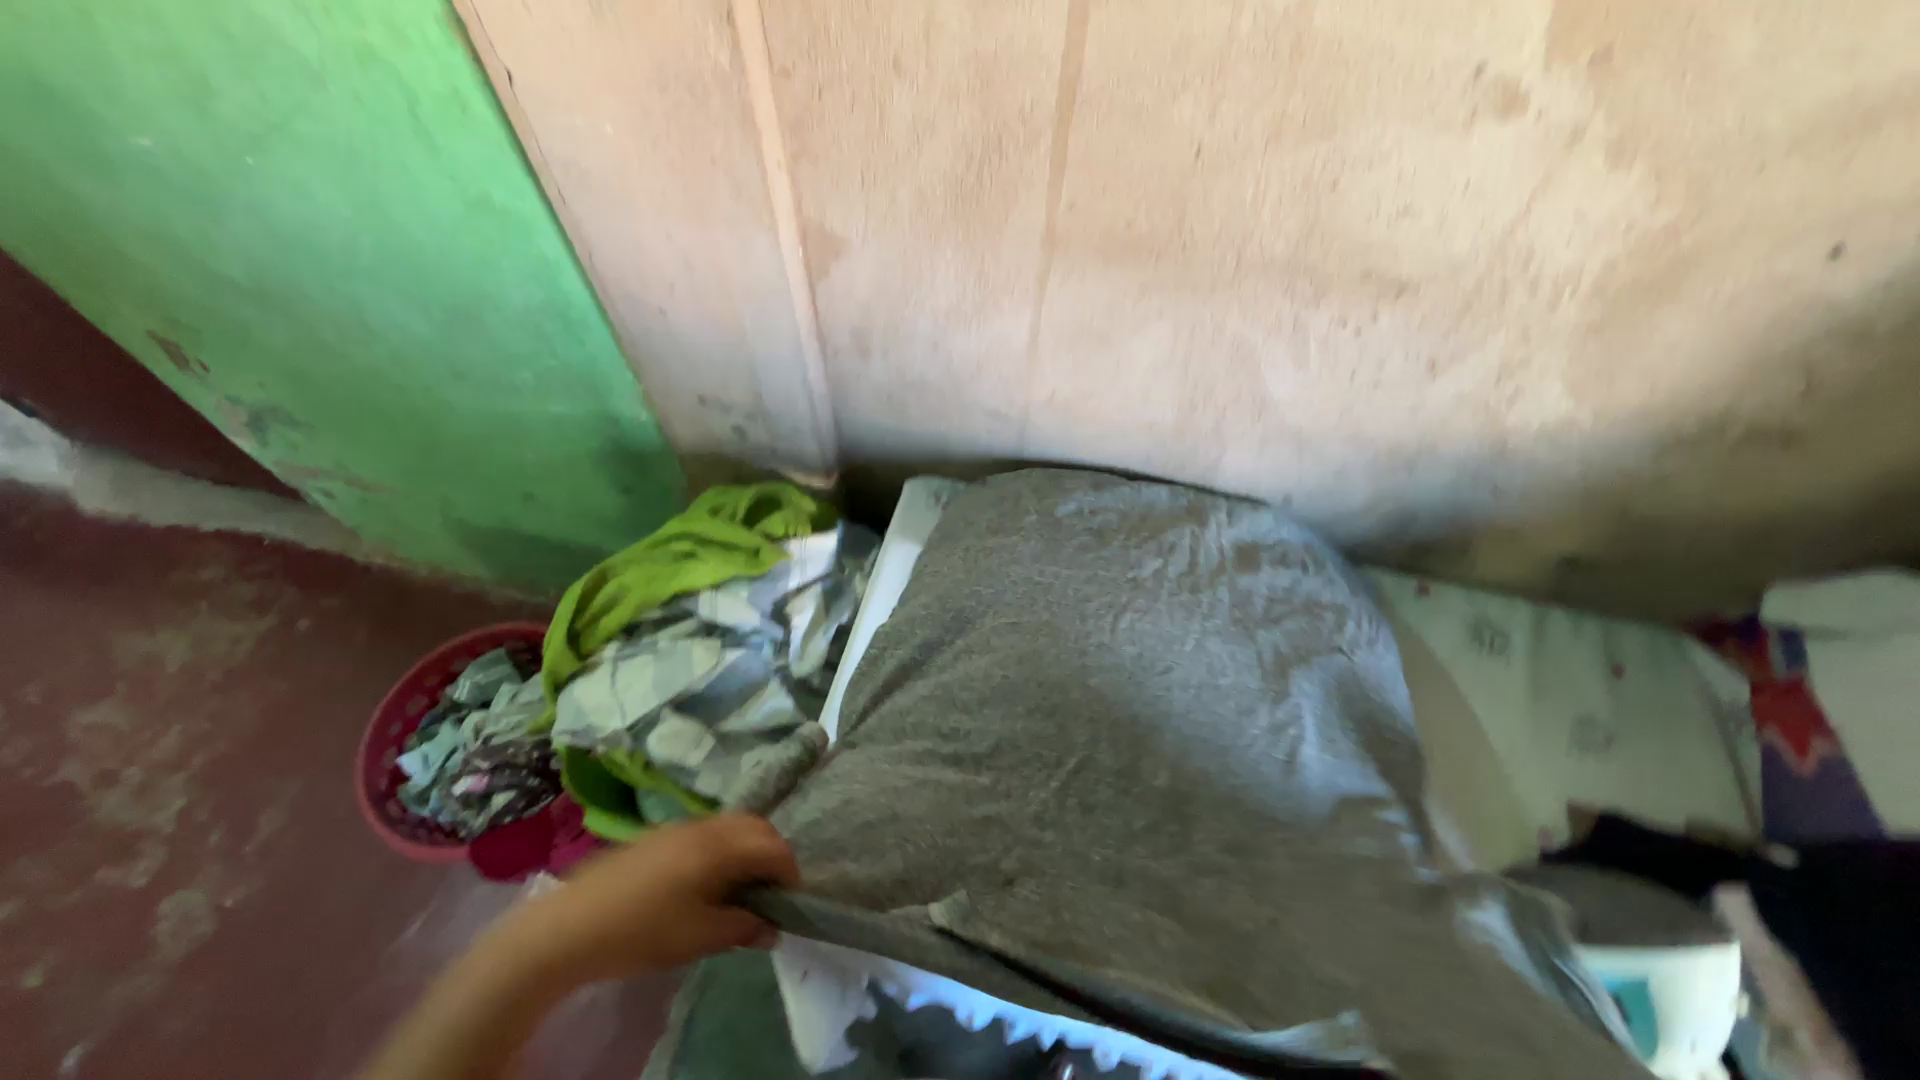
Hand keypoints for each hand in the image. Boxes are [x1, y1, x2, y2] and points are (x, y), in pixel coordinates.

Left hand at [491, 813, 798, 987]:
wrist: (567, 928)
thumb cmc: (642, 932)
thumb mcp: (700, 937)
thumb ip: (743, 927)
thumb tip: (772, 927)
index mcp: (719, 845)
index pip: (774, 846)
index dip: (789, 873)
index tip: (788, 905)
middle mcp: (703, 826)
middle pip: (756, 826)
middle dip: (771, 855)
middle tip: (769, 894)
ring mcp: (677, 827)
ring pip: (730, 826)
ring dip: (746, 850)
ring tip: (739, 891)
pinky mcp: (656, 837)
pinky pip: (706, 832)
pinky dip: (722, 849)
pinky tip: (706, 884)